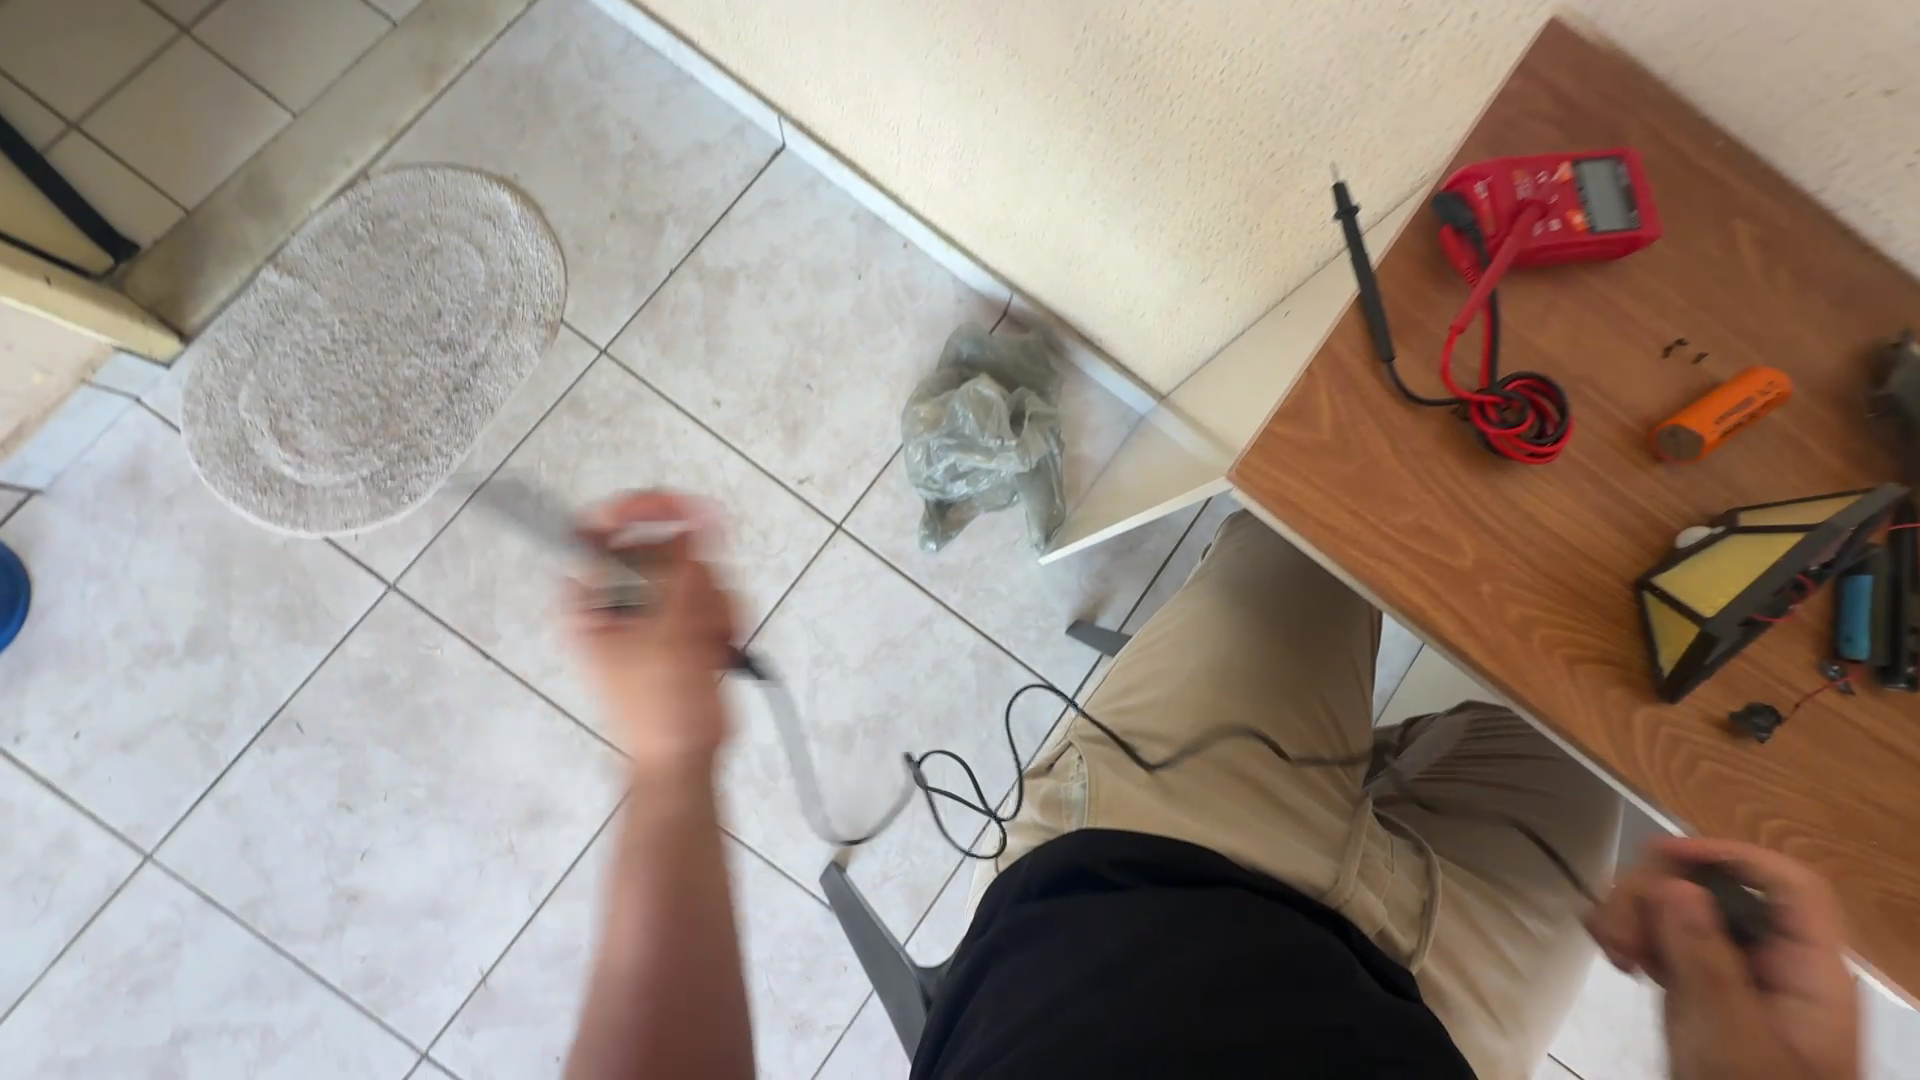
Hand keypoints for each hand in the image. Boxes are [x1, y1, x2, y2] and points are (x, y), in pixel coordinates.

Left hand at [565, 491, 738, 777]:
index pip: (599, 529)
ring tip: (706, 645)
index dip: (636, 510)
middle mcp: (619, 595)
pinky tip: (716, 647)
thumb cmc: (658, 706)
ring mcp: (655, 607)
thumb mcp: (666, 635)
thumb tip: (691, 521)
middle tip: (698, 617)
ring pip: (697, 569)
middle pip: (663, 548)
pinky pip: (715, 593)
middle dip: (694, 580)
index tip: (678, 508)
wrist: (685, 753)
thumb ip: (680, 573)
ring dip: (713, 604)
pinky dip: (724, 617)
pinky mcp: (685, 620)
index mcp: (589, 598)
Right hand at [1585, 837, 1858, 1079]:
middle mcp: (1769, 956)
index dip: (1727, 855)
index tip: (1659, 858)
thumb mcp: (1730, 1036)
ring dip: (1628, 912)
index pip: (1786, 884)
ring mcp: (1728, 965)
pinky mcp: (1692, 975)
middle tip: (1619, 932)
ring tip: (1612, 950)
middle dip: (1651, 894)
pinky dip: (1624, 929)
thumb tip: (1679, 886)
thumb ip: (1708, 962)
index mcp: (1806, 970)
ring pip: (1672, 901)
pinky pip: (1654, 927)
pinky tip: (1612, 953)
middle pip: (1709, 885)